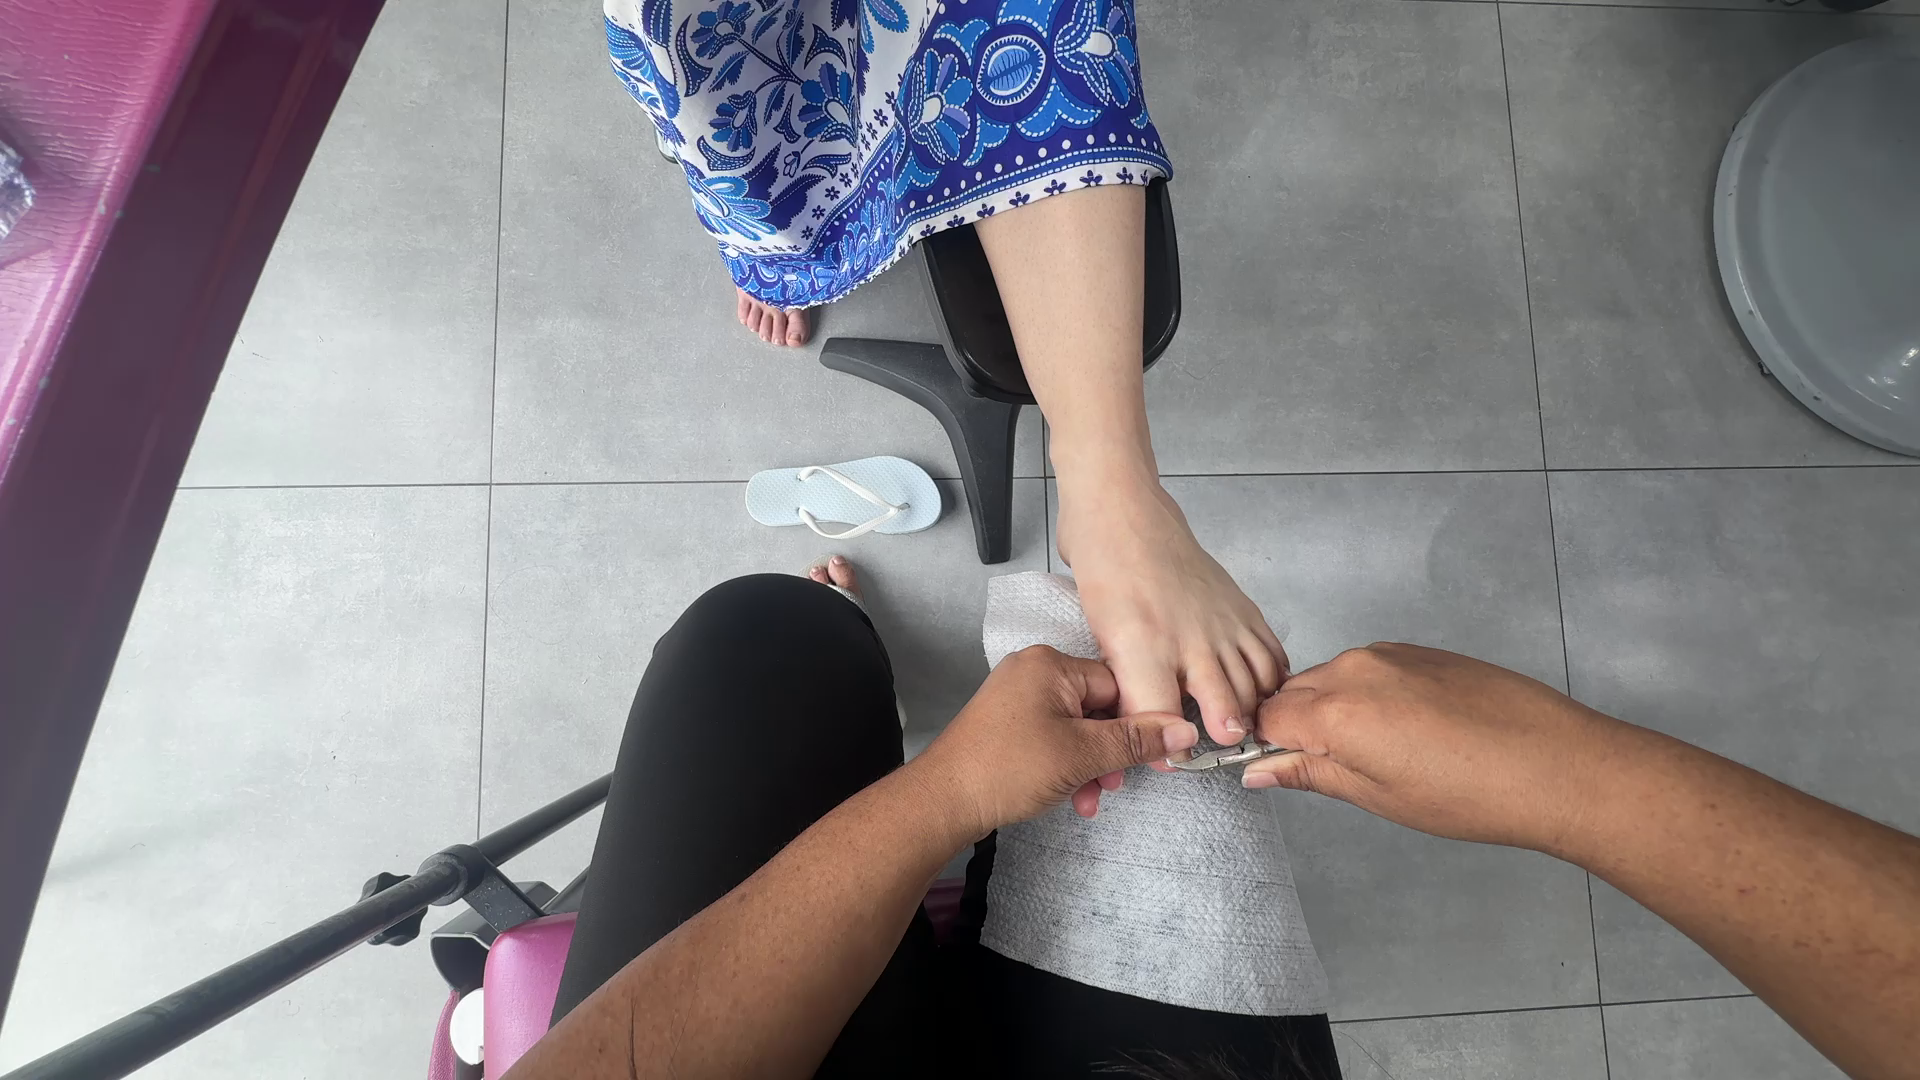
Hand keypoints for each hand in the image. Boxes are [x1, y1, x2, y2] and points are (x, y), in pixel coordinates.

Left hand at [911, 645, 1198, 833]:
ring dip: (1090, 764)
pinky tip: (1071, 797)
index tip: (1154, 757)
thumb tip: (1187, 729)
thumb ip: (1136, 740)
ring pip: (1076, 726)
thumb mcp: (1082, 754)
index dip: (1138, 723)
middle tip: (1115, 784)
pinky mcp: (1008, 721)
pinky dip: (1066, 763)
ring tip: (1090, 799)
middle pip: (1097, 706)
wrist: (944, 799)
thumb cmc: (1011, 768)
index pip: (1116, 683)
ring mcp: (1018, 695)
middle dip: (1109, 750)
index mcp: (1051, 664)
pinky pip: (1053, 735)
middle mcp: (1034, 670)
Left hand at [1059, 479, 1288, 746]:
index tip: (1169, 761)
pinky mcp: (1240, 607)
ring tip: (1247, 730)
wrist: (1125, 516)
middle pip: (1226, 708)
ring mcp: (1221, 622)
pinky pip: (1270, 652)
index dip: (1165, 749)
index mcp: (1141, 647)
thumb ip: (1124, 682)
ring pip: (1256, 684)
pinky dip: (1275, 677)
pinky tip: (1267, 690)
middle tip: (1222, 750)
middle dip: (1226, 738)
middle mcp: (1188, 639)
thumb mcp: (1099, 634)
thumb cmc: (1103, 571)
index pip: (1159, 717)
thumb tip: (1142, 724)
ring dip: (1255, 712)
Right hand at [1242, 643, 1632, 853]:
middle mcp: (1349, 670)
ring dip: (1331, 706)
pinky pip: (1364, 667)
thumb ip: (1308, 774)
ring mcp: (1384, 653)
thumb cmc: (1468, 796)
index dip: (1267, 743)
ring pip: (1327, 677)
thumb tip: (1255, 772)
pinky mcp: (1414, 648)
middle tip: (1337, 762)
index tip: (1286, 765)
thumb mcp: (1378, 796)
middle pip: (1290, 692)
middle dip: (1296, 723)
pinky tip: (1409, 723)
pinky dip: (1364, 691)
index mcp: (1334, 711)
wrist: (1562, 765)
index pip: (1265, 717)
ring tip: (1382, 744)